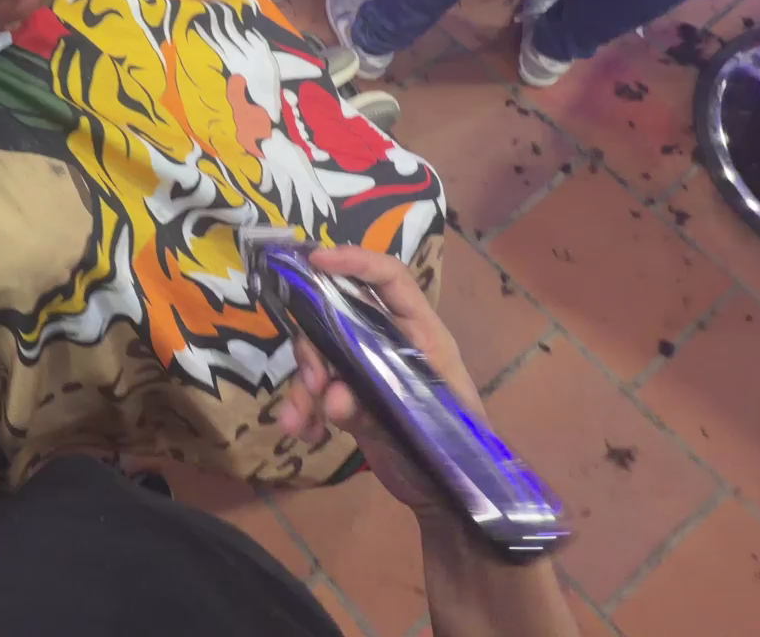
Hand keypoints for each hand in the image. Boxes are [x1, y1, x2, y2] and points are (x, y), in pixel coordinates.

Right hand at [276, 245, 482, 516]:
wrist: (453, 501)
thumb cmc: (462, 452)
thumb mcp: (433, 422)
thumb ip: (380, 405)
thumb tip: (331, 400)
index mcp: (420, 334)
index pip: (391, 279)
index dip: (356, 261)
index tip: (316, 259)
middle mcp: (386, 341)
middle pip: (335, 317)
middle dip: (314, 346)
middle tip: (311, 380)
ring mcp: (362, 368)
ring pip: (316, 356)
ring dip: (302, 389)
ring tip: (296, 423)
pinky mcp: (345, 395)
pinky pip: (312, 391)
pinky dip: (303, 411)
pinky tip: (303, 433)